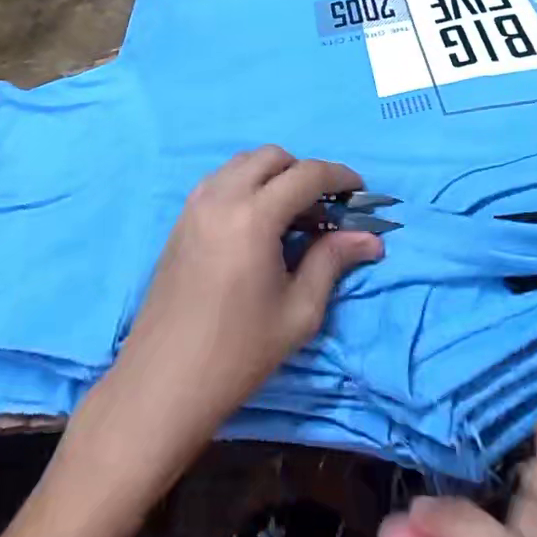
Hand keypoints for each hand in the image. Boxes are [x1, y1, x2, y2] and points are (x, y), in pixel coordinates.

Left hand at [0, 148, 382, 536]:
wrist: (166, 379)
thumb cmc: (239, 351)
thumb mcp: (299, 310)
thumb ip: (332, 261)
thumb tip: (371, 238)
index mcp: (253, 215)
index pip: (306, 174)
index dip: (340, 177)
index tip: (360, 193)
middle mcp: (220, 196)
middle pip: (271, 157)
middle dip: (304, 173)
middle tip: (324, 210)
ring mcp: (194, 205)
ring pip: (241, 164)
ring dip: (273, 176)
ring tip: (292, 218)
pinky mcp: (180, 219)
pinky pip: (219, 181)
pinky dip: (246, 186)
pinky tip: (257, 225)